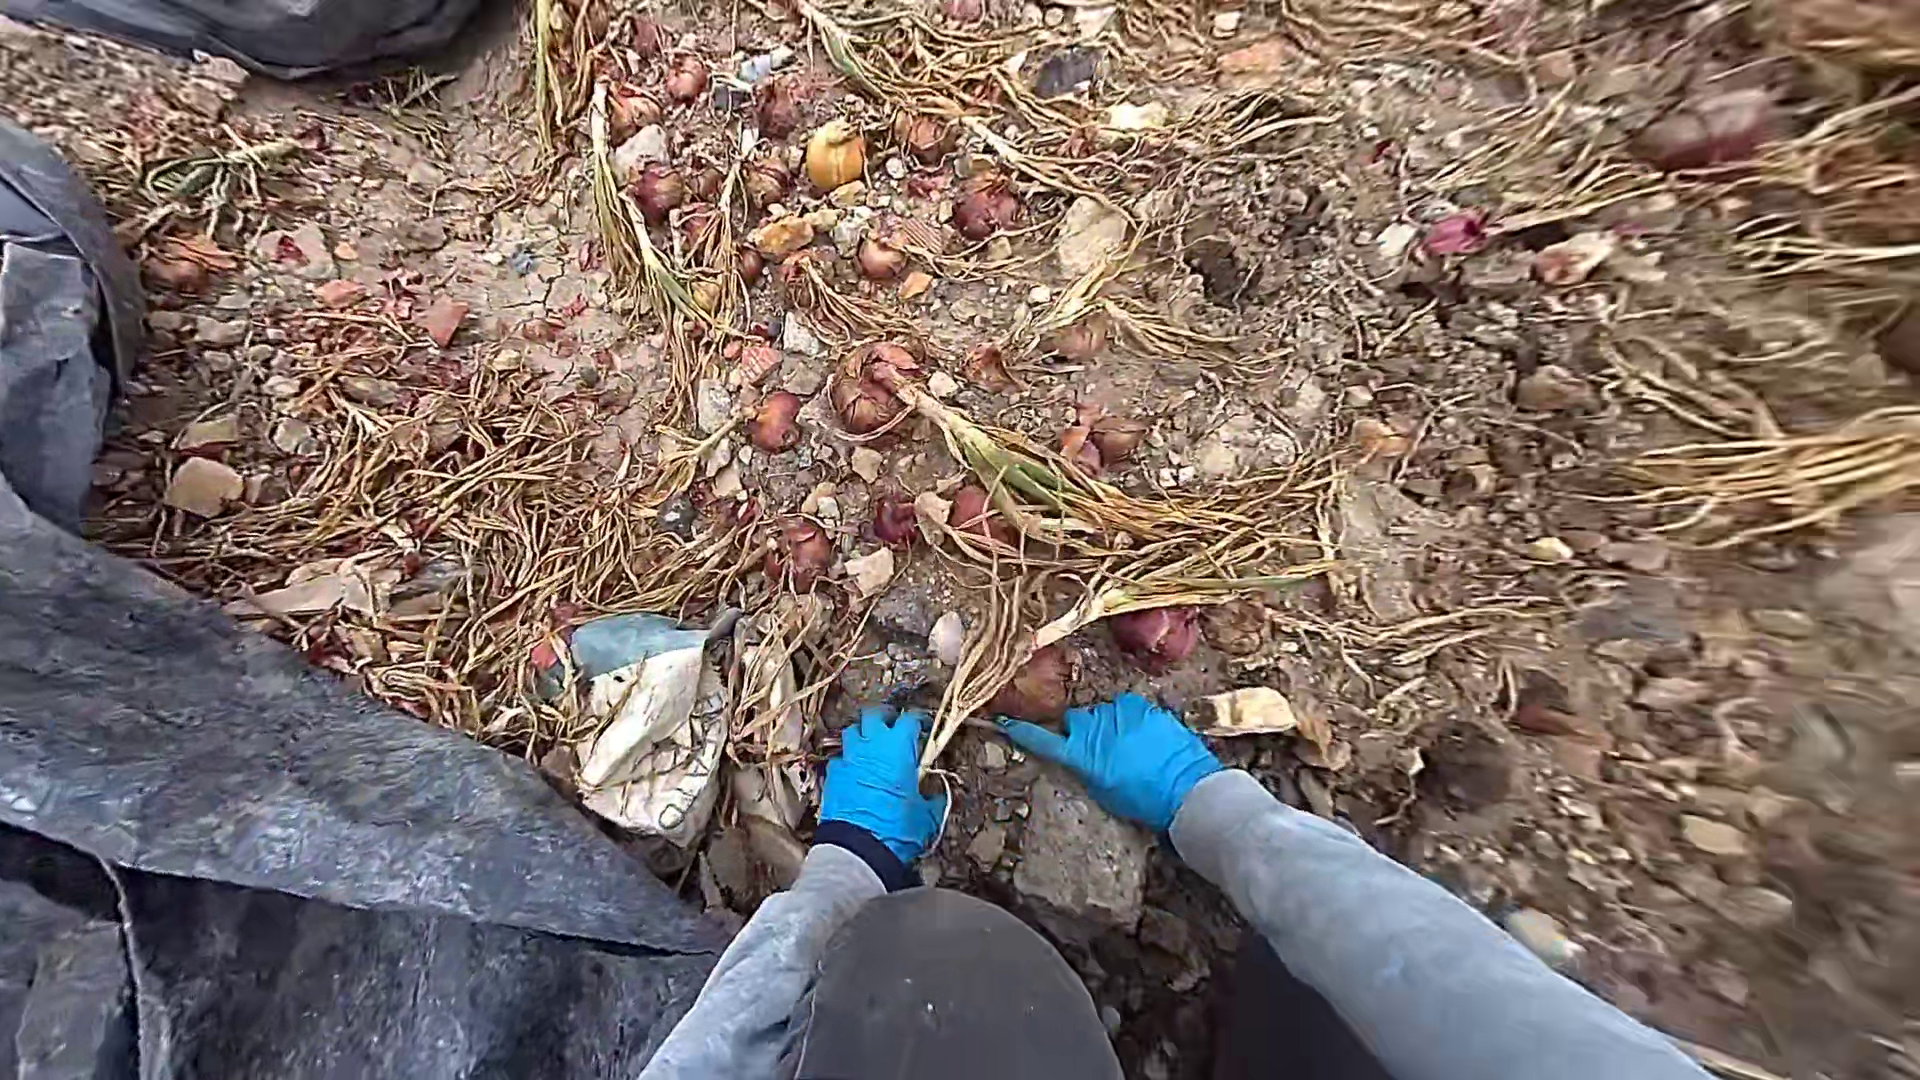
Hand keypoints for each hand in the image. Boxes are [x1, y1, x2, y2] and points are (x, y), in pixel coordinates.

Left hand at [820, 706, 946, 862]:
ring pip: (853, 730)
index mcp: (899, 747)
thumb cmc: (895, 829)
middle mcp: (872, 744)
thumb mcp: (926, 816)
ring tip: (870, 745)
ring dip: (862, 734)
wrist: (857, 849)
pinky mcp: (832, 773)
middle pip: (875, 714)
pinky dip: (847, 760)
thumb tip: (940, 795)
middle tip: (892, 726)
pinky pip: (839, 757)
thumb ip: (935, 799)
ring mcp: (849, 757)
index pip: (910, 720)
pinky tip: (853, 770)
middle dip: (884, 717)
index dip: (918, 722)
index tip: (923, 728)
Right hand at [1000, 692, 1221, 830]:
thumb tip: (1078, 756)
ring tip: (1129, 744)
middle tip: (1098, 745)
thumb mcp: (1104, 791)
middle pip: (1074, 719)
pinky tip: (1144, 736)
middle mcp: (1094, 727)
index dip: (1022, 731)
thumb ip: (1085, 769)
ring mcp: (1117, 713)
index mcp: (1082, 754)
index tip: (1005, 722)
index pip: (1042, 739)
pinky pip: (1125, 708)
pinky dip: (1129, 718)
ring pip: (1101, 712)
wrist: (1187, 789)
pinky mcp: (1139, 705)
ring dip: (1107, 723)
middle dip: (1080, 728)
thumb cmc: (1144, 801)